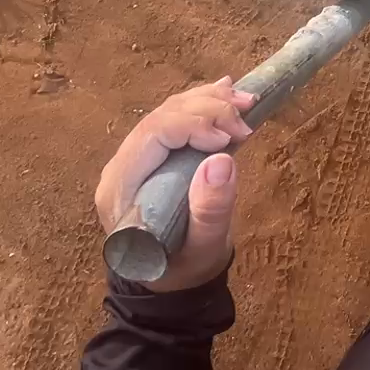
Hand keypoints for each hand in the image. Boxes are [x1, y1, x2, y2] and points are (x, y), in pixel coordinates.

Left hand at [94, 77, 256, 290]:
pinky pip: (177, 114)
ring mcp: (138, 156)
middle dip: (209, 108)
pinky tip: (227, 90)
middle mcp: (123, 166)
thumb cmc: (186, 267)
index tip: (231, 139)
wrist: (177, 279)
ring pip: (171, 109)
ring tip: (246, 102)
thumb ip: (209, 210)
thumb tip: (221, 159)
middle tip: (248, 117)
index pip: (153, 133)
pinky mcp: (156, 152)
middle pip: (163, 116)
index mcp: (122, 189)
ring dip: (211, 99)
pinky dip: (205, 100)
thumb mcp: (203, 248)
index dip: (194, 124)